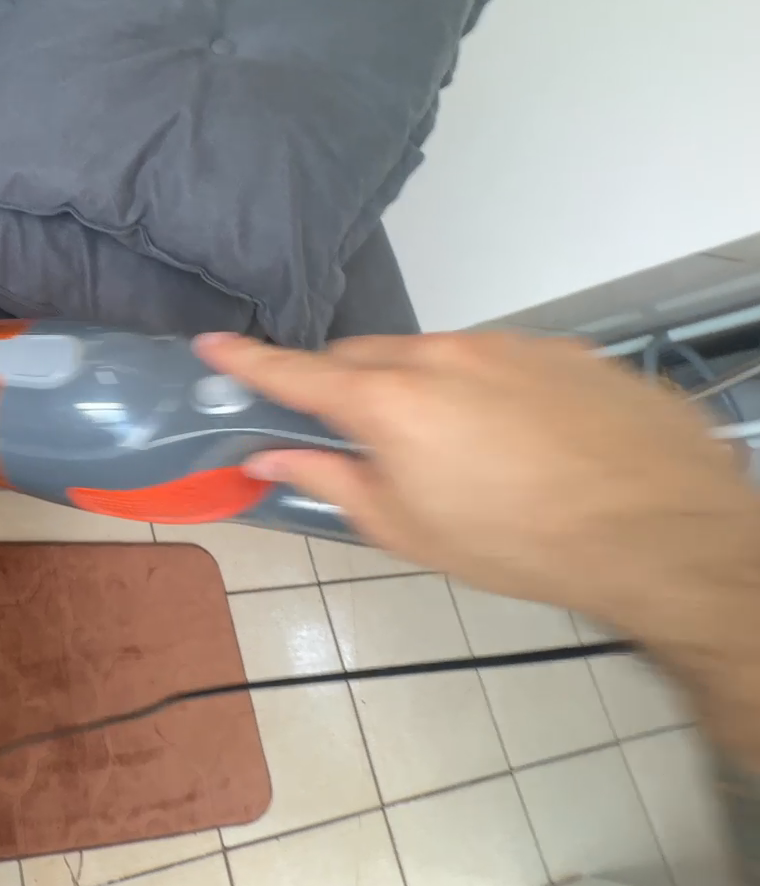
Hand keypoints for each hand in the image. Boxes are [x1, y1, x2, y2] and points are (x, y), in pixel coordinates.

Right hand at [195, 331, 759, 647]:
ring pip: (426, 353)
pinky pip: (492, 357)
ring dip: (411, 383)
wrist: (677, 544)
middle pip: (356, 354)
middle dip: (339, 382)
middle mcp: (438, 356)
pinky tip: (511, 432)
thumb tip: (267, 456)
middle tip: (350, 429)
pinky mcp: (566, 352)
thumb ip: (324, 477)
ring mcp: (508, 347)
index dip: (244, 359)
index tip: (208, 341)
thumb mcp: (399, 525)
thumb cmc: (513, 543)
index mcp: (386, 402)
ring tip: (447, 439)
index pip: (293, 371)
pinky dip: (475, 384)